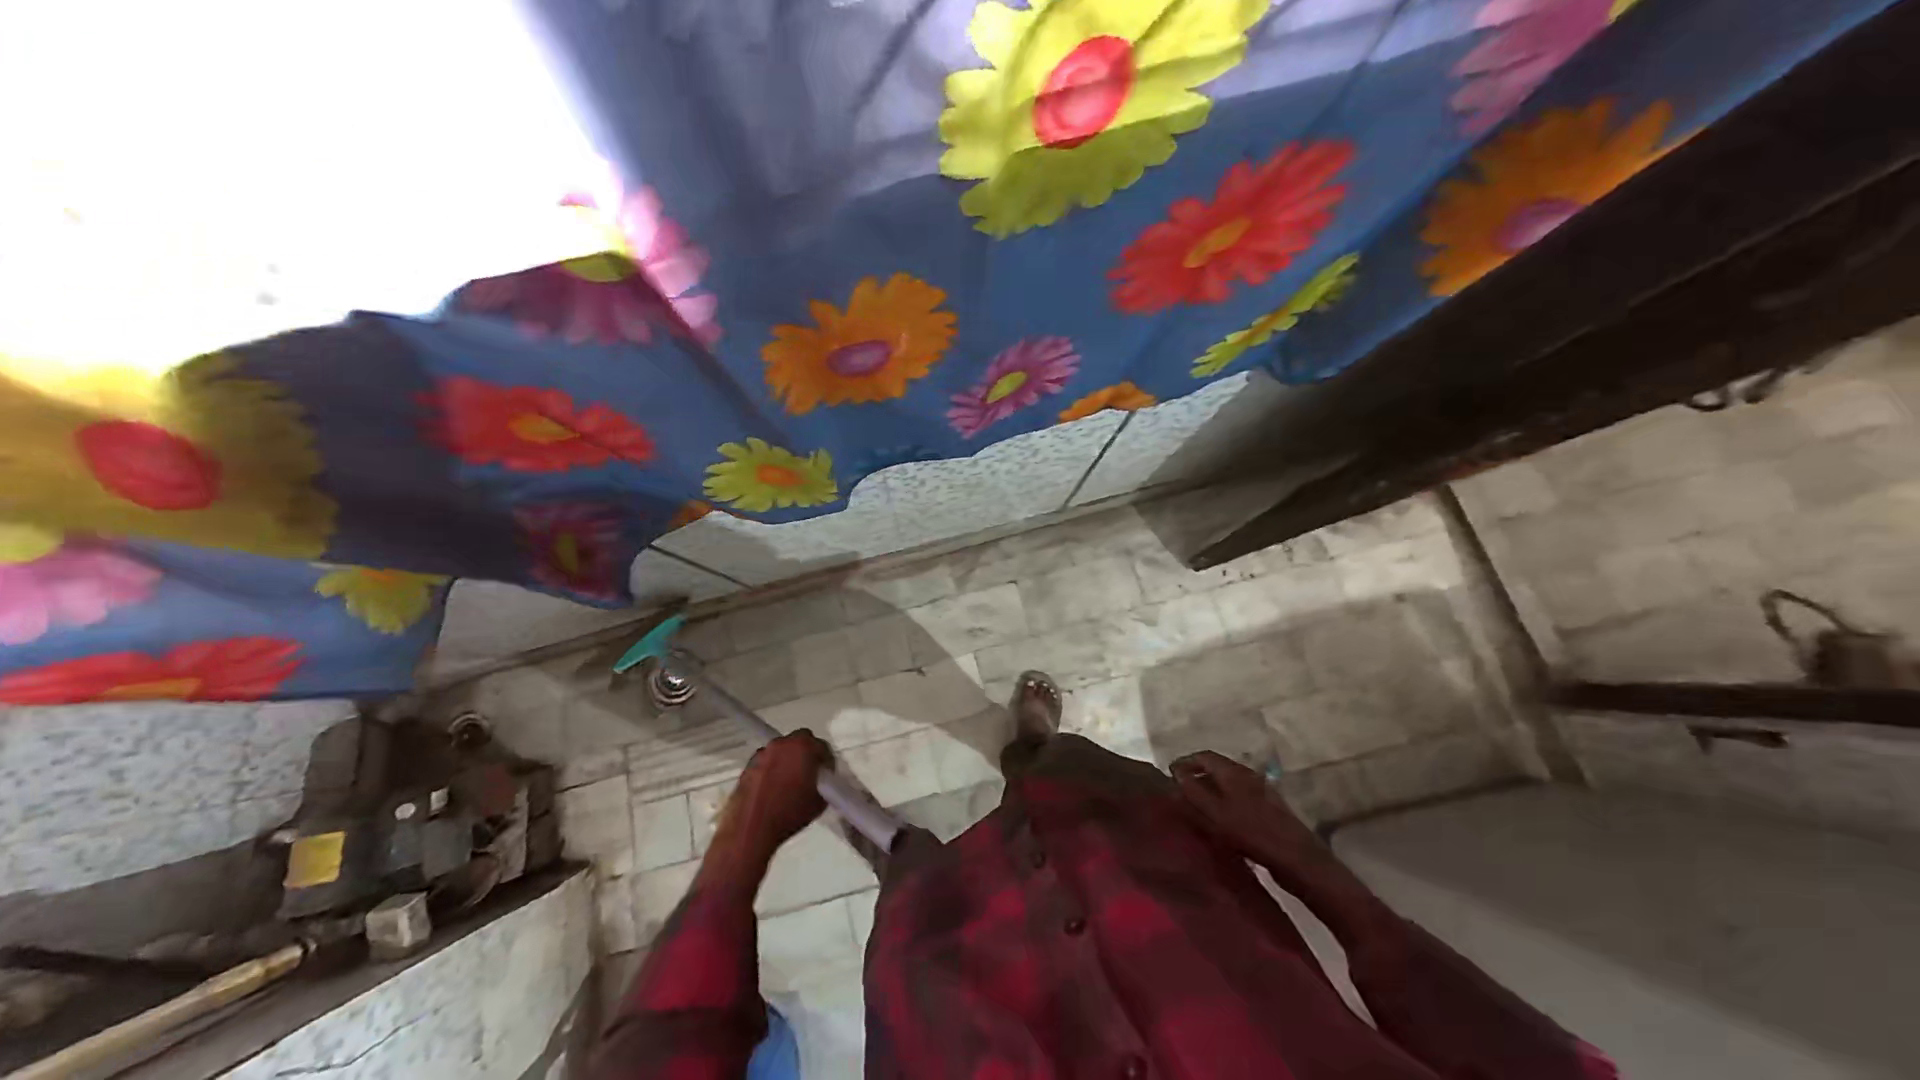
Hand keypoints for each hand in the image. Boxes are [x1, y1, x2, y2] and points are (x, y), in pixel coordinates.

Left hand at [712, 729, 829, 867]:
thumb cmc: (790, 813)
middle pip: (800, 741)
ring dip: (787, 761)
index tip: (825, 776)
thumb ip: (824, 782)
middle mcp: (782, 743)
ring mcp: (763, 752)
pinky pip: (766, 762)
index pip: (822, 747)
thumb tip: (819, 780)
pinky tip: (771, 788)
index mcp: (804, 747)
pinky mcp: (747, 765)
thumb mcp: (820, 800)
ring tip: (788, 783)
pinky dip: (771, 769)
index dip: (825, 762)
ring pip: (781, 751)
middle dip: (806, 754)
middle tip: (808, 775)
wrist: (751, 828)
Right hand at [1171, 751, 1324, 877]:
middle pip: (1218, 767)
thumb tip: (1177, 773)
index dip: (1185, 761)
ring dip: (1211, 787)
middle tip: (1179, 788)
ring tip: (1196, 804)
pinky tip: (1220, 818)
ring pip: (1229, 782)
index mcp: (1234, 772)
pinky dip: (1224, 800)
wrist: (1298, 860)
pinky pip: (1240, 796)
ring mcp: (1262, 791)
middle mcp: (1248, 775)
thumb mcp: (1215, 814)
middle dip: (1197, 773)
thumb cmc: (1252, 834)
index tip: (1169, 772)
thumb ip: (1193, 792)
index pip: (1204, 756)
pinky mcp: (1270, 809)